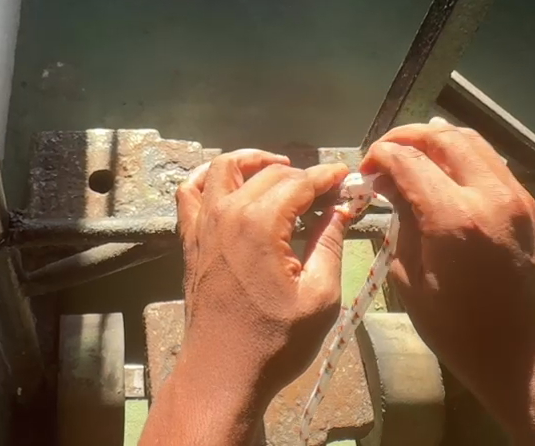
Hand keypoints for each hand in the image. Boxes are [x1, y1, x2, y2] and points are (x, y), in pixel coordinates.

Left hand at [140, 150, 349, 444]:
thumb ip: (329, 243)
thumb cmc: (275, 341)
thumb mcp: (319, 296)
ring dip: (253, 162)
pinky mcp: (189, 236)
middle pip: (268, 173)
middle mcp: (227, 211)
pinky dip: (208, 177)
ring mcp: (203, 221)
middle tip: (324, 190)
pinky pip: (190, 190)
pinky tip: (227, 182)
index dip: (326, 177)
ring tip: (279, 169)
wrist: (223, 372)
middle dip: (300, 175)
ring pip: (225, 167)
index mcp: (260, 223)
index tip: (344, 176)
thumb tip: (341, 208)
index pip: (299, 183)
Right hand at [362, 120, 534, 444]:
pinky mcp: (529, 205)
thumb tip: (388, 184)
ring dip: (434, 139)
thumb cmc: (463, 335)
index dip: (378, 157)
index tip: (365, 171)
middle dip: (404, 137)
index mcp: (455, 219)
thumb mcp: (412, 282)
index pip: (407, 160)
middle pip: (440, 136)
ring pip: (469, 139)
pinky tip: (442, 168)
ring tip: (411, 157)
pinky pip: (489, 159)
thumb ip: (399, 222)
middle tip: (383, 156)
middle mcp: (489, 196)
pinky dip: (460, 153)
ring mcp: (515, 196)